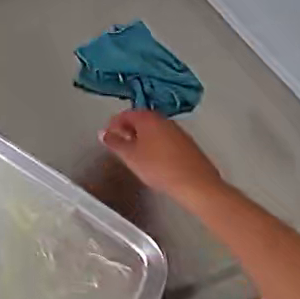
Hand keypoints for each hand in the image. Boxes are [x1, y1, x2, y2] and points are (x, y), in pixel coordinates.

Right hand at [100, 110, 227, 204]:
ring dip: (142, 138)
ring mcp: (178, 131)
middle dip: (128, 130)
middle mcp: (164, 120)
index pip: (125, 114)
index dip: (113, 124)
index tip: (107, 136)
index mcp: (147, 118)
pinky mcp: (188, 145)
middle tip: (119, 144)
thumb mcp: (130, 156)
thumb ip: (114, 142)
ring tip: (135, 154)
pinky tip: (154, 161)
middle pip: (141, 120)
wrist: (196, 184)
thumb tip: (103, 133)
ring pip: (154, 130)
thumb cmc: (159, 167)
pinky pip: (166, 140)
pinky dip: (156, 145)